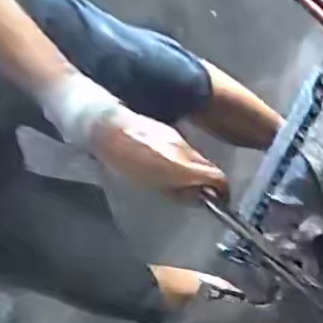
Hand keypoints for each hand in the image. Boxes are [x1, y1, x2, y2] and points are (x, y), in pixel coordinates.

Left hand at [89, 106, 227, 197]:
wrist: (100, 123)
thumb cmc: (122, 159)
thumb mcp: (150, 185)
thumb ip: (179, 192)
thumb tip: (194, 196)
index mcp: (185, 168)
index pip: (219, 179)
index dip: (222, 191)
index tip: (217, 198)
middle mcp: (187, 151)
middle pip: (210, 168)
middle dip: (208, 180)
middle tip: (196, 189)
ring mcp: (177, 138)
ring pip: (196, 157)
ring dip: (192, 168)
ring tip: (176, 174)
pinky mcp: (165, 129)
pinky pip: (181, 148)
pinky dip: (180, 156)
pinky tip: (162, 158)